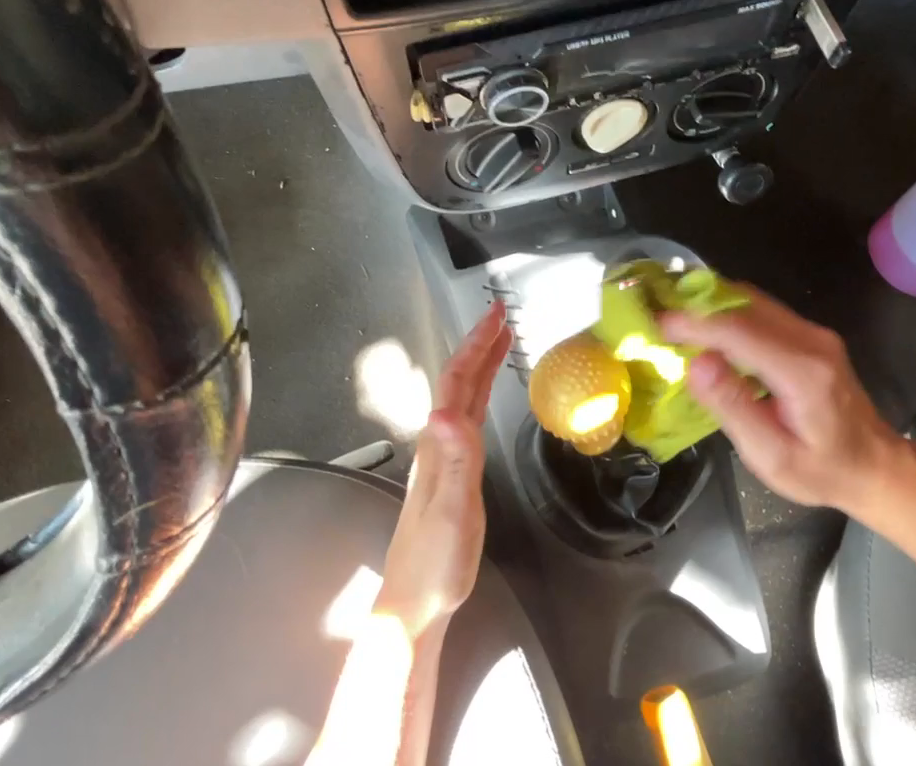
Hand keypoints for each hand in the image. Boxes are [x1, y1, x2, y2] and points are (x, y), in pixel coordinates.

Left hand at [377, 301, 512, 637]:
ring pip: (461, 398)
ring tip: (499, 342)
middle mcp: (438, 443)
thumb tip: (446, 409)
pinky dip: (479, 396)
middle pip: (457, 382)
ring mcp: (442, 458)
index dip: (475, 345)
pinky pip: (467, 419)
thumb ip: (455, 461)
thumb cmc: (437, 561)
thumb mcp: (452, 512)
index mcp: (440, 444)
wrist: (414, 601)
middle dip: (478, 344)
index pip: (457, 382)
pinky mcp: (451, 474)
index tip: (495, 314)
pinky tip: (485, 399)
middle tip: (501, 314)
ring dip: (479, 366)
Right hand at [660, 286, 899, 512]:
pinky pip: (763, 311)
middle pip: (745, 306)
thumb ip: (733, 407)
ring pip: (753, 302)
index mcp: (802, 372)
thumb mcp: (771, 455)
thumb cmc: (821, 471)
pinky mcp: (811, 336)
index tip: (657, 323)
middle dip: (697, 308)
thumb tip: (697, 363)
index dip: (694, 323)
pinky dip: (729, 314)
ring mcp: (814, 334)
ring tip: (675, 322)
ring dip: (711, 307)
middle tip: (658, 320)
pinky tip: (707, 330)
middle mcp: (811, 341)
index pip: (738, 331)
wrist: (875, 467)